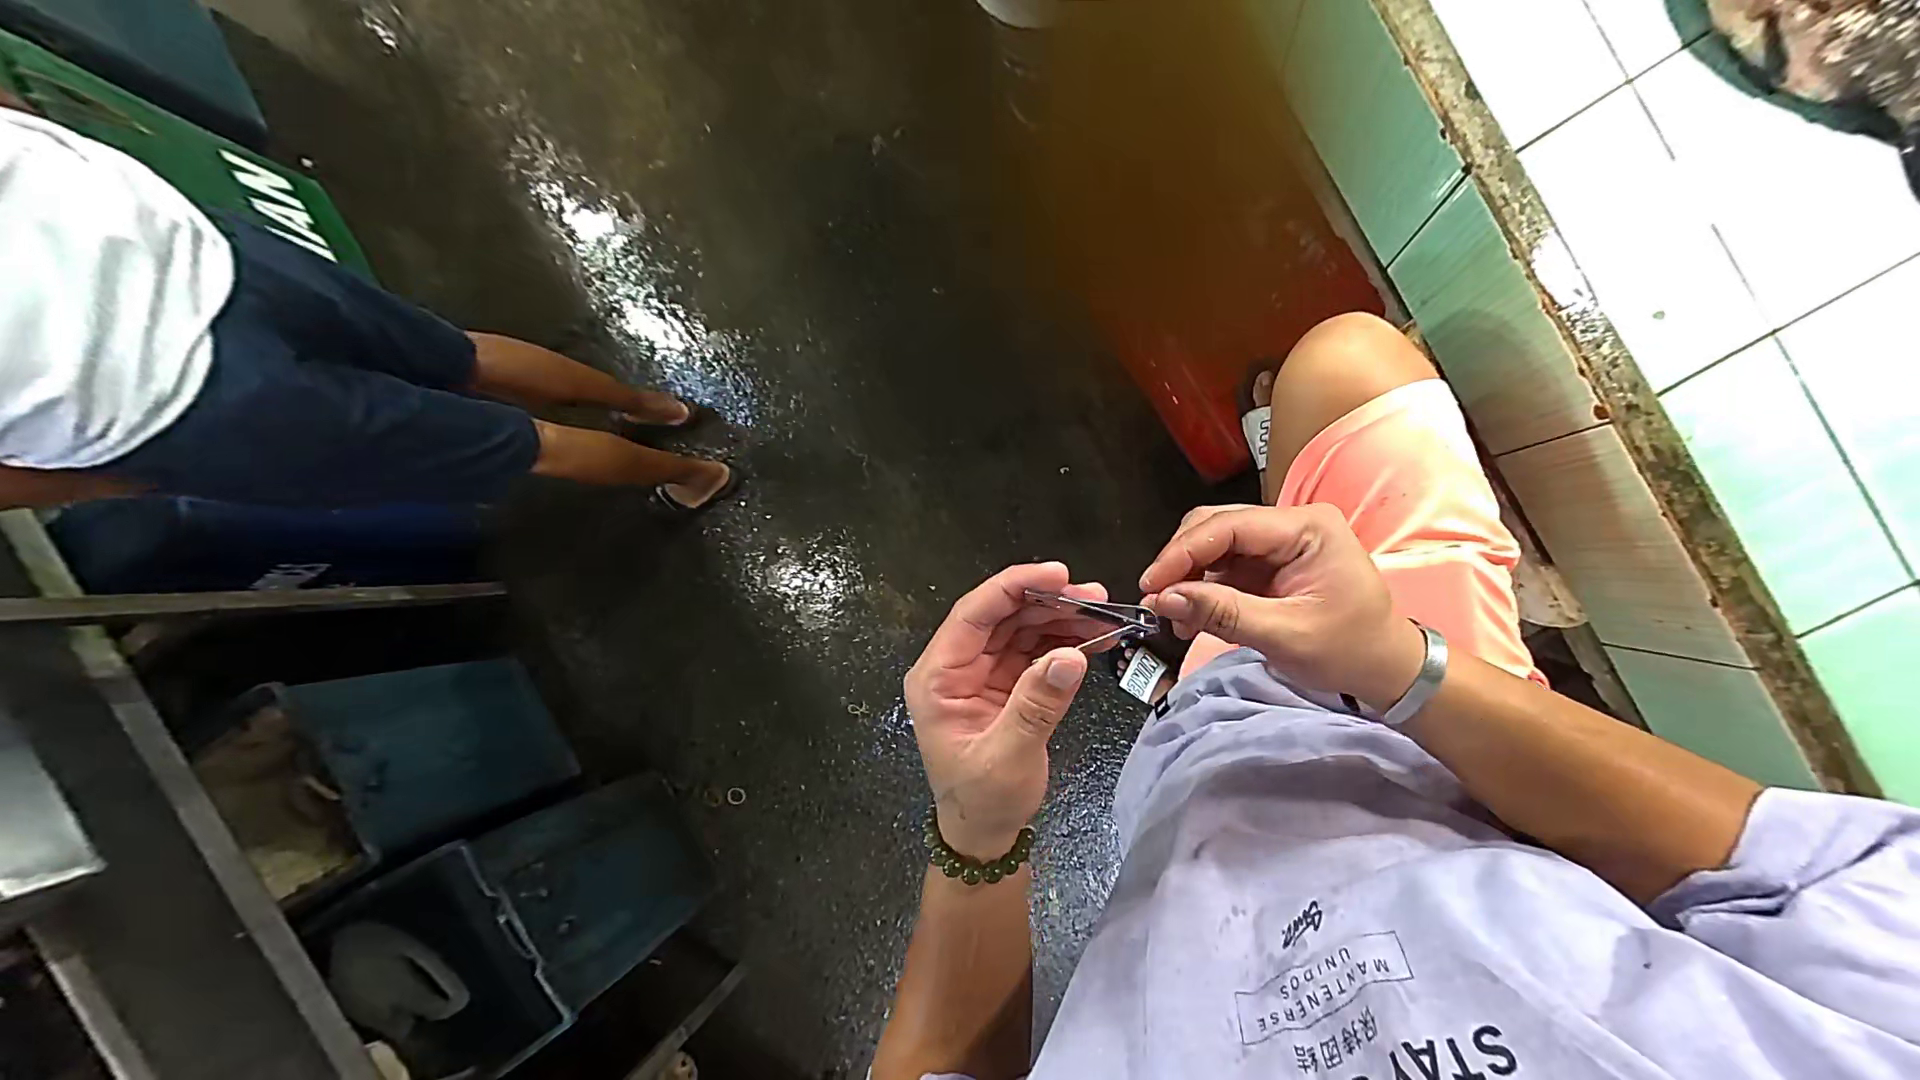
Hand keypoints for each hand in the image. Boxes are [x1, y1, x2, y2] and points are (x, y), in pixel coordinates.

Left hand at [904, 563, 1109, 858]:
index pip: (973, 615)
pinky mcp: (1006, 681)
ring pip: (1021, 627)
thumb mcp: (1006, 758)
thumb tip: (1070, 656)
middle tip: (1095, 597)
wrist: (984, 833)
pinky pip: (1034, 649)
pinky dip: (1063, 640)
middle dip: (1047, 601)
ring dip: (1060, 617)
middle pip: (1002, 615)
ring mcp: (982, 671)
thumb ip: (1036, 706)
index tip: (1058, 575)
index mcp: (938, 677)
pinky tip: (1092, 636)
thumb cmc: (982, 801)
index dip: (1014, 587)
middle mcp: (957, 666)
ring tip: (1103, 615)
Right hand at [1138, 503, 1424, 708]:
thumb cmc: (1351, 650)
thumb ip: (1223, 613)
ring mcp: (1275, 544)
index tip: (1151, 584)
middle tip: (1157, 598)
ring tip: (1172, 614)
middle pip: (1213, 527)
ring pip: (1210, 546)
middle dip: (1180, 562)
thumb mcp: (1286, 635)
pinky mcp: (1265, 565)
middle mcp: (1288, 525)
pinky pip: (1218, 568)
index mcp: (1306, 528)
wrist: (1387, 670)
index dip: (1182, 553)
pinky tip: (1188, 616)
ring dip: (1185, 578)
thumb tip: (1164, 599)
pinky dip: (1198, 591)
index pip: (1227, 526)